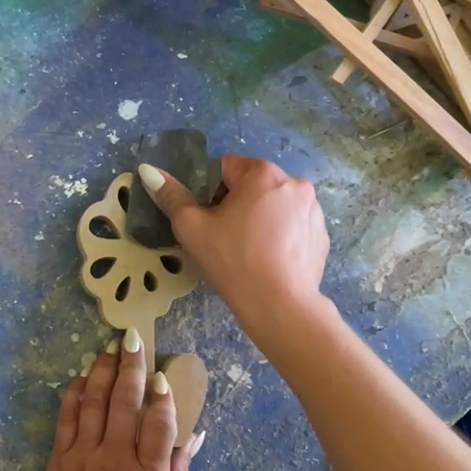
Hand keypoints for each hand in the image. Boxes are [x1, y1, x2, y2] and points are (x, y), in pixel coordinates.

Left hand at [25, 330, 197, 470]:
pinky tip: (79, 375)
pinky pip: (66, 418)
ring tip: (108, 348)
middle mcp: (116, 460)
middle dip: (130, 366)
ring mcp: (84, 456)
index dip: (163, 396)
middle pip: (124, 403)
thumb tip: (194, 437)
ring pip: (93, 402)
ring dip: (101, 371)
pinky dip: (73, 393)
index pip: (159, 425)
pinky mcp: (59, 459)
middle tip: (132, 338)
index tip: (164, 374)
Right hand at [139, 155, 329, 334]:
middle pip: (251, 184)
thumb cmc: (233, 260)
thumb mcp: (192, 227)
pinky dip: (278, 234)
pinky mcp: (321, 234)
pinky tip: (267, 259)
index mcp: (262, 173)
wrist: (280, 305)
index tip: (205, 217)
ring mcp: (313, 209)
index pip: (224, 165)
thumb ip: (171, 196)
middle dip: (234, 203)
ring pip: (272, 204)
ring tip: (245, 249)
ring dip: (257, 217)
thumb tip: (149, 171)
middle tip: (221, 235)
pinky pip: (291, 224)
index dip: (207, 189)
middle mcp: (293, 183)